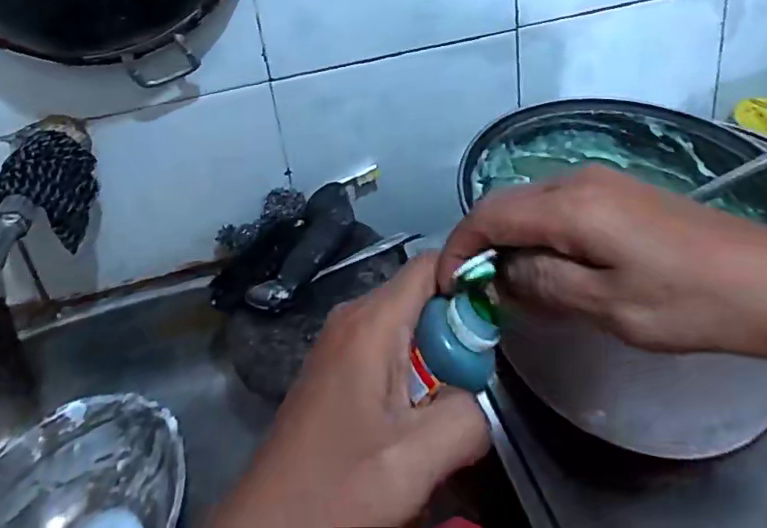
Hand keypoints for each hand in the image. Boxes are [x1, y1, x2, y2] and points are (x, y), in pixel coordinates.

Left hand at [209, 254, 490, 527]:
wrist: (269, 520)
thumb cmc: (338, 483)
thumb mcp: (414, 460)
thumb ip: (465, 418)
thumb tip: (480, 398)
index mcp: (371, 321)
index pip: (430, 265)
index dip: (468, 279)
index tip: (498, 318)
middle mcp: (352, 316)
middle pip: (421, 296)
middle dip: (456, 331)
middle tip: (477, 379)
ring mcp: (340, 339)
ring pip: (406, 325)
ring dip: (436, 358)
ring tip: (448, 406)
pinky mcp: (336, 365)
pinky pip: (387, 347)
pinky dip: (412, 370)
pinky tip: (414, 417)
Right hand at [439, 162, 766, 357]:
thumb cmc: (692, 301)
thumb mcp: (612, 308)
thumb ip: (545, 286)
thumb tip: (501, 275)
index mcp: (570, 206)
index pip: (489, 216)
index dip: (459, 248)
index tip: (447, 286)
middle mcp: (575, 179)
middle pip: (505, 205)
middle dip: (483, 245)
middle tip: (478, 292)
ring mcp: (598, 180)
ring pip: (530, 205)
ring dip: (512, 241)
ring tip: (515, 288)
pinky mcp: (616, 190)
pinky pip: (557, 208)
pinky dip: (539, 235)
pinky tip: (554, 269)